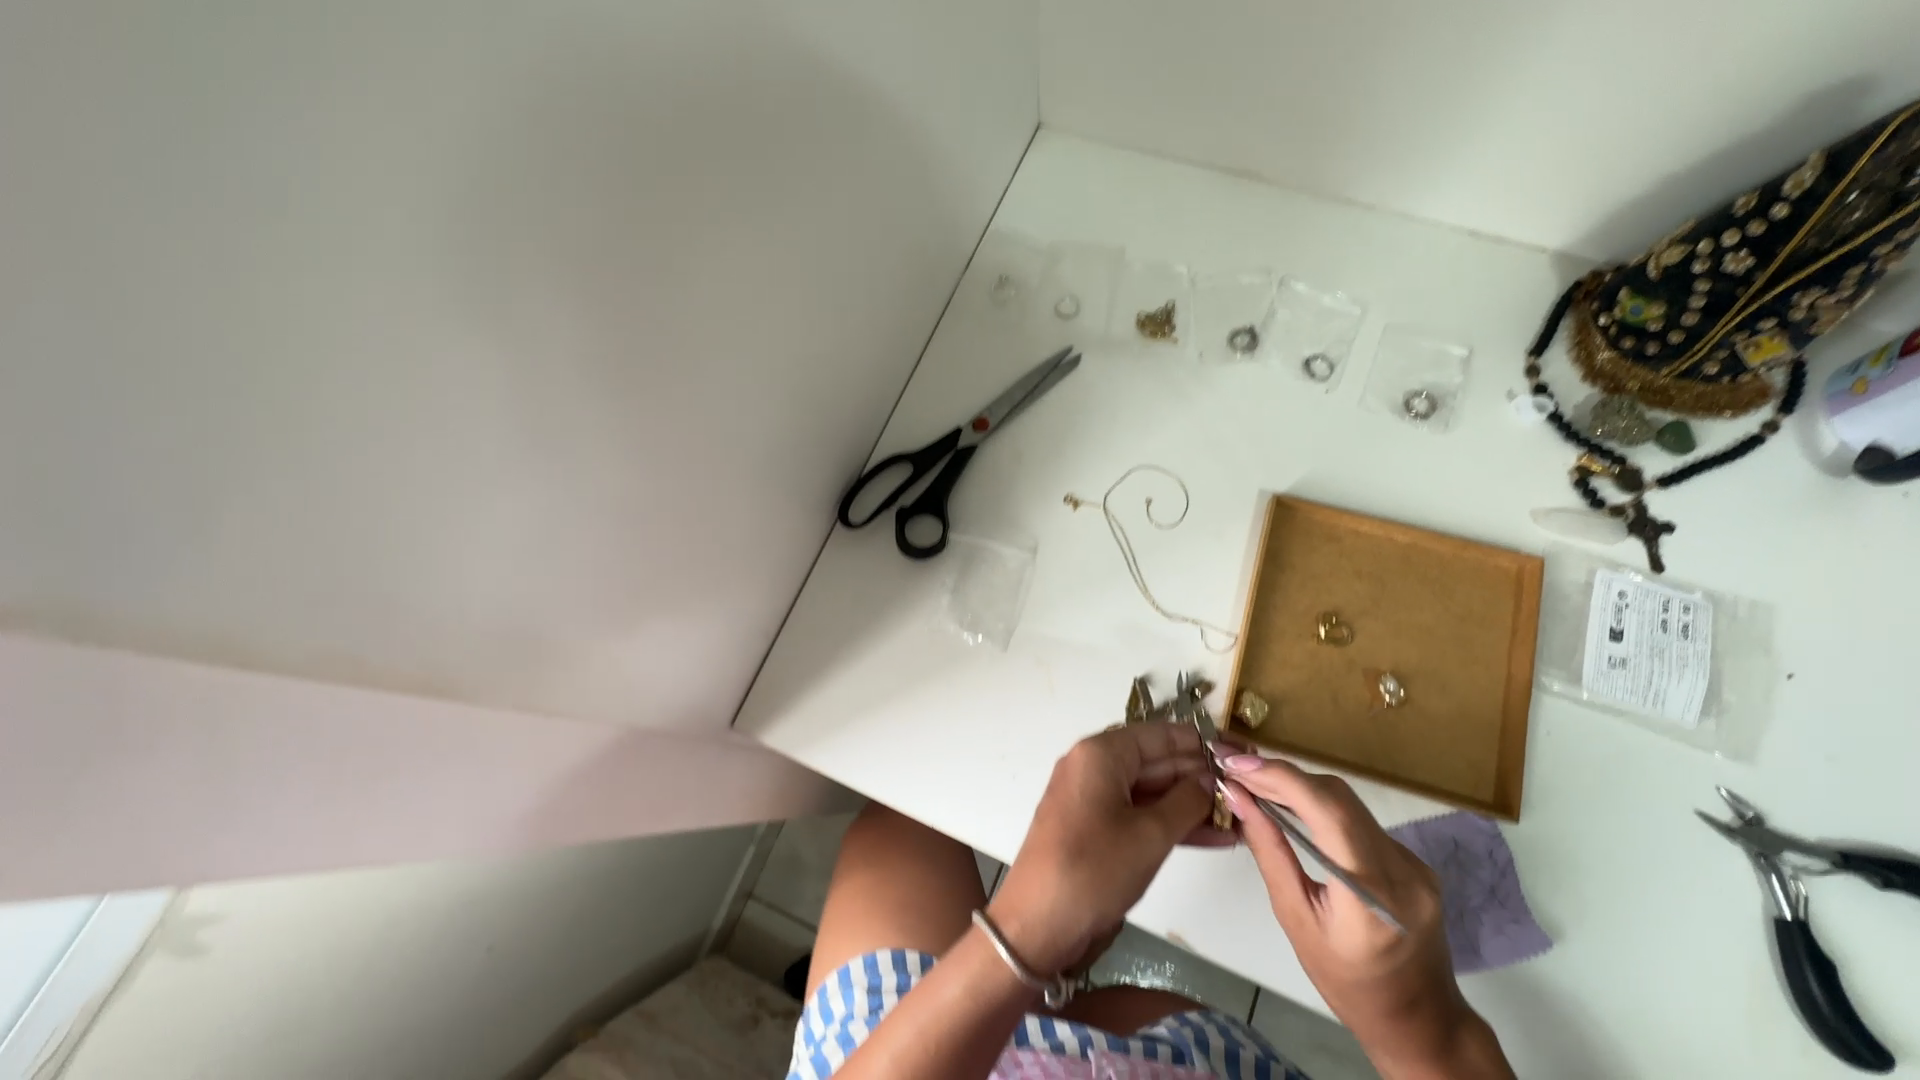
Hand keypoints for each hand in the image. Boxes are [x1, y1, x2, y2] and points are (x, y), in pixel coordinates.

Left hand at [987, 723, 1216, 976]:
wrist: (1039, 924)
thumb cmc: (1095, 869)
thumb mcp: (1151, 834)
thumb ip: (1187, 801)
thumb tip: (1210, 779)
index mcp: (1100, 753)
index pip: (1159, 735)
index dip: (1199, 744)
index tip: (1238, 757)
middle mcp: (1093, 766)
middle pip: (1155, 761)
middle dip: (1199, 778)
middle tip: (1247, 792)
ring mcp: (1092, 798)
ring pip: (1150, 791)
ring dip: (1191, 805)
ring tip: (1239, 819)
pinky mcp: (1094, 828)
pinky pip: (1139, 814)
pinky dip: (1171, 824)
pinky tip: (1214, 838)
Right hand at [1222, 757, 1512, 1079]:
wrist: (1418, 1019)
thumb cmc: (1346, 982)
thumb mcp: (1296, 919)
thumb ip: (1270, 853)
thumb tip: (1239, 799)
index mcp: (1370, 891)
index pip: (1326, 809)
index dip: (1279, 776)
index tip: (1236, 762)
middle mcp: (1401, 867)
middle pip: (1338, 797)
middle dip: (1284, 777)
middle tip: (1236, 771)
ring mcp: (1413, 861)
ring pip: (1349, 804)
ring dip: (1300, 789)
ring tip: (1255, 786)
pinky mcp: (1413, 861)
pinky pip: (1360, 821)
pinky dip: (1322, 809)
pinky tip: (1293, 812)